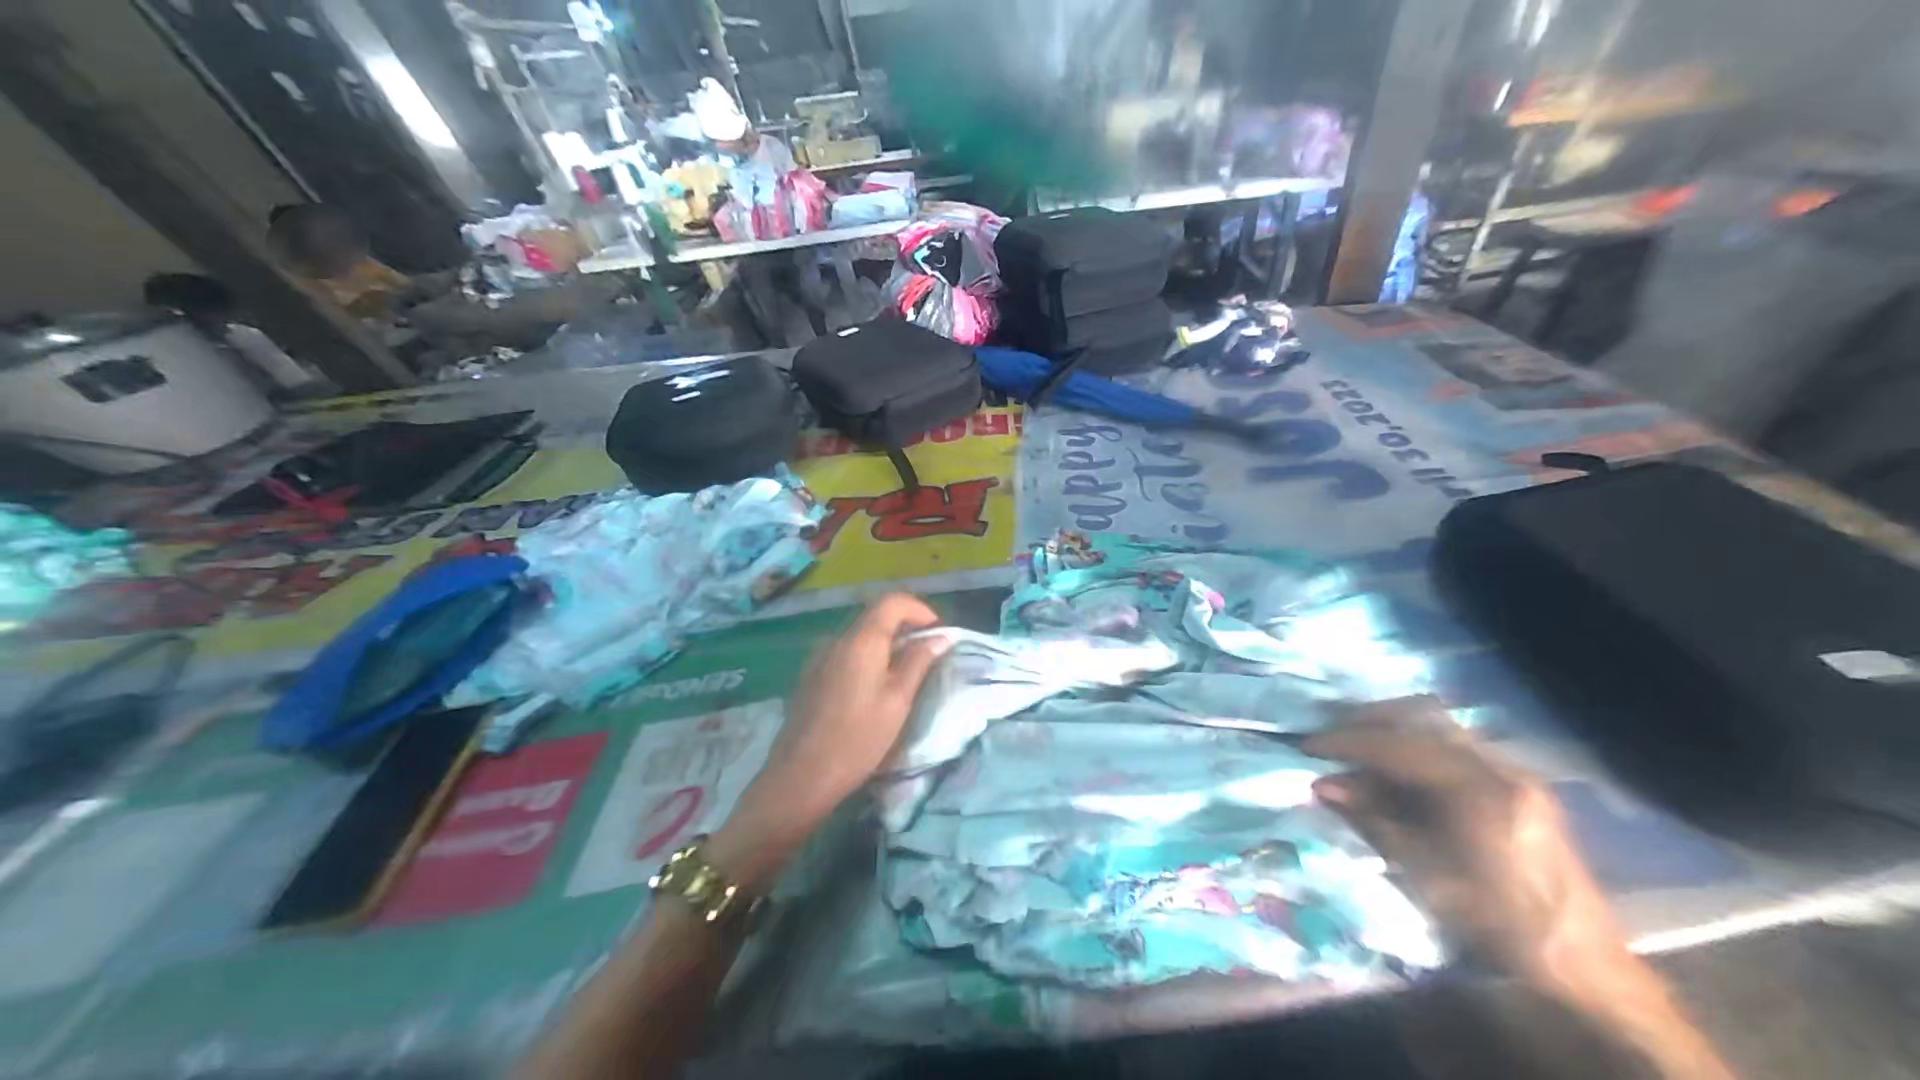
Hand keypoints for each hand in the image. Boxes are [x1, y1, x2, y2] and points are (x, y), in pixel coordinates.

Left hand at [711, 594, 946, 887]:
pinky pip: (845, 652)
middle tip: (928, 653)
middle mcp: (837, 638)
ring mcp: (819, 656)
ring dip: (886, 643)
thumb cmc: (858, 738)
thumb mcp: (898, 700)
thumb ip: (918, 662)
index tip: (939, 633)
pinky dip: (867, 657)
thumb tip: (940, 637)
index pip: (893, 601)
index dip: (920, 610)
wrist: (801, 775)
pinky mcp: (811, 675)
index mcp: (861, 640)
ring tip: (905, 672)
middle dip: (906, 626)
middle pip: (875, 616)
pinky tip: (873, 686)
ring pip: (860, 635)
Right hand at [1305, 697, 1628, 992]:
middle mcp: (1502, 769)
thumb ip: (1374, 822)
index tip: (1308, 745)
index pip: (1400, 746)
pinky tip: (1392, 775)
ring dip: (1392, 735)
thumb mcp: (1426, 877)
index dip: (1348, 742)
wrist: (1583, 972)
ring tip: (1354, 753)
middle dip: (1369, 723)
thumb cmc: (1498, 928)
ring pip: (1439, 730)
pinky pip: (1455, 751)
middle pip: (1423, 720)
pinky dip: (1416, 753)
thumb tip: (1322, 785)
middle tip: (1330, 737)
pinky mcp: (1518, 789)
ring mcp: (1515, 776)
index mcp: (1481, 790)